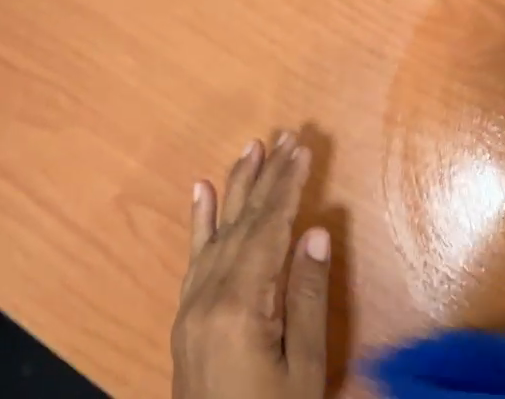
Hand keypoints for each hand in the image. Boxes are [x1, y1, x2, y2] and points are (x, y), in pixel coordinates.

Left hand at [173, 132, 331, 398]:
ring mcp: (191, 306)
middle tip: (285, 136)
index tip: (302, 148)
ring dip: (237, 187)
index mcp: (240, 304)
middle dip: (267, 177)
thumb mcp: (304, 367)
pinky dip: (200, 221)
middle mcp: (208, 296)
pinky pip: (194, 258)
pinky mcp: (186, 318)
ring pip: (218, 233)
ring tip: (251, 148)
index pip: (269, 228)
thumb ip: (308, 298)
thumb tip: (317, 232)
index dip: (287, 186)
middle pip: (244, 223)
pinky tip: (202, 191)